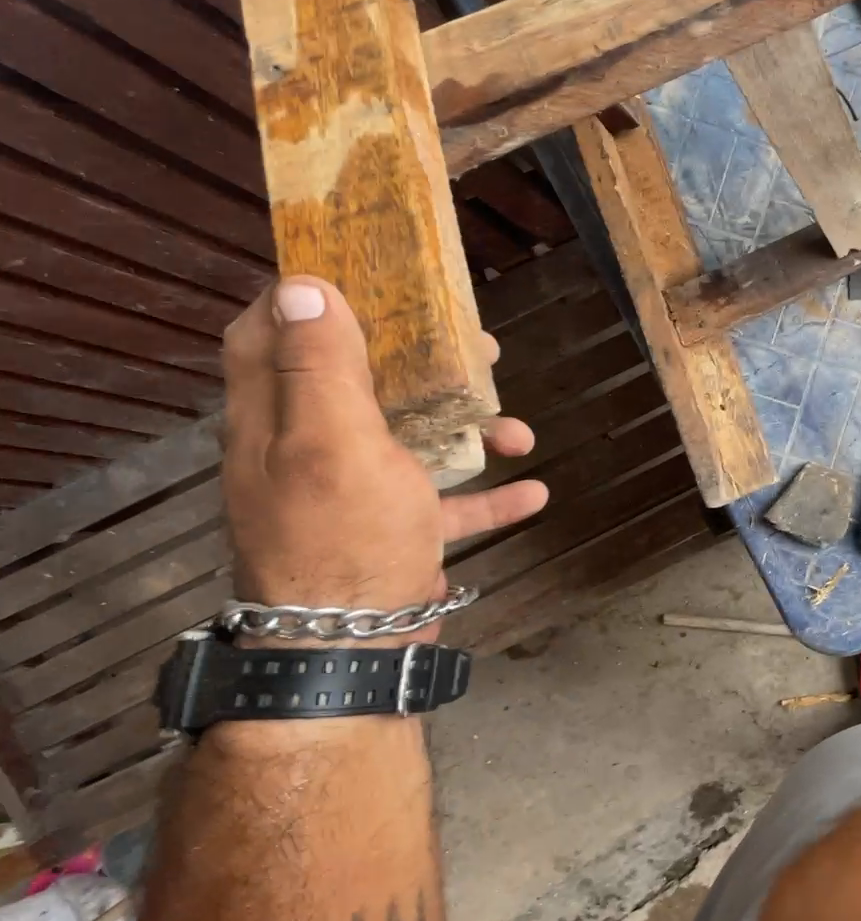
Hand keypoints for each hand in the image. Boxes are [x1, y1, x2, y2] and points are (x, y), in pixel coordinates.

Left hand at [221, 277, 548, 629]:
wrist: (351, 645)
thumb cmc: (342, 534)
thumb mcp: (333, 442)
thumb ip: (321, 367)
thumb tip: (304, 285)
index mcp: (277, 417)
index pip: (269, 334)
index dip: (308, 298)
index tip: (368, 275)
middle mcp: (309, 448)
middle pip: (362, 381)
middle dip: (420, 359)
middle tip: (475, 346)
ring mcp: (355, 493)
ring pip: (414, 440)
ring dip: (470, 429)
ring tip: (518, 433)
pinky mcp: (396, 532)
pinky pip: (448, 503)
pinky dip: (489, 496)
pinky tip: (532, 492)